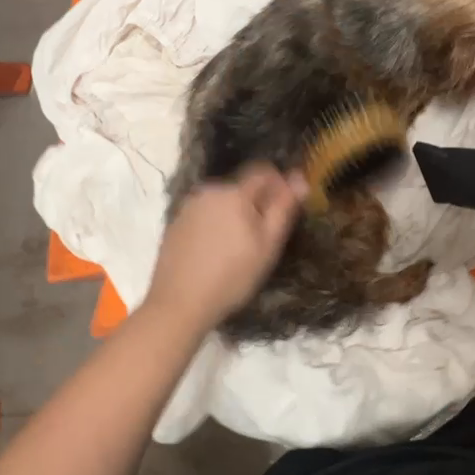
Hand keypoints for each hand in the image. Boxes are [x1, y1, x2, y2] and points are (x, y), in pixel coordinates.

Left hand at [144, 165, 304, 334]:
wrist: (178, 304)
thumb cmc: (232, 276)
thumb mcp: (267, 245)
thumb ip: (284, 206)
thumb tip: (299, 177)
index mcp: (234, 193)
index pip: (263, 171)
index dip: (279, 184)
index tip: (284, 208)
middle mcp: (209, 191)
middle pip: (241, 187)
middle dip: (255, 204)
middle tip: (261, 238)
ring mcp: (188, 207)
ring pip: (222, 201)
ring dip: (234, 215)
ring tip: (237, 249)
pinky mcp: (174, 223)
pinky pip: (203, 215)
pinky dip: (214, 226)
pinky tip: (213, 253)